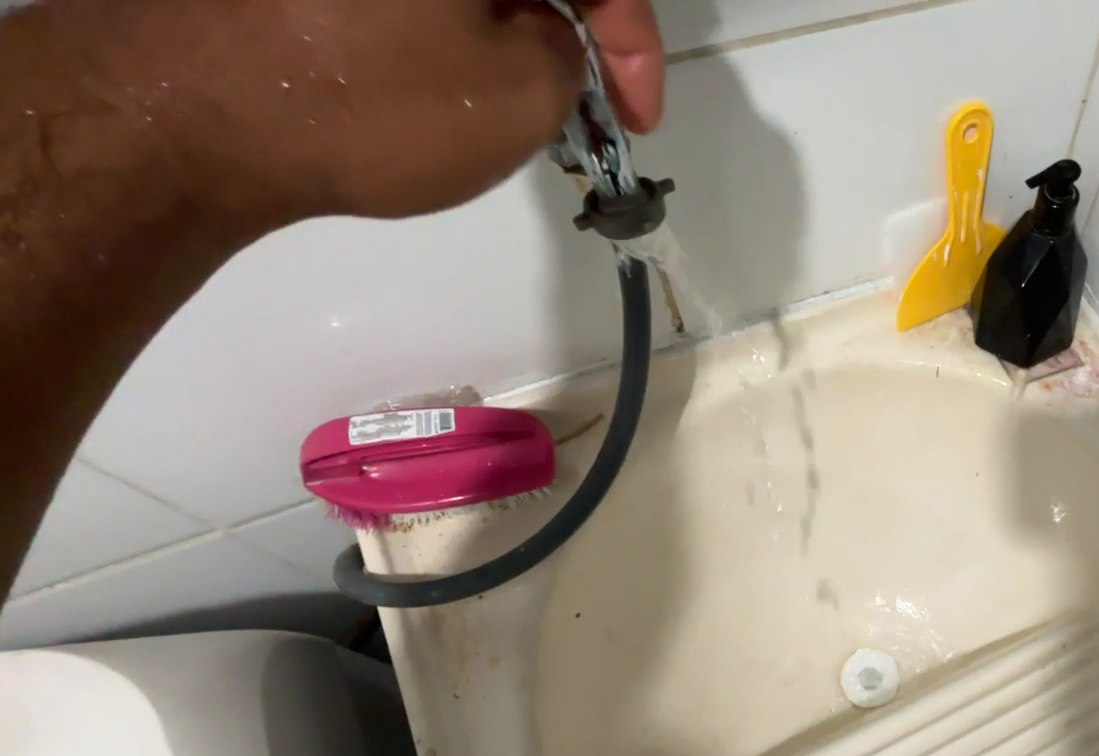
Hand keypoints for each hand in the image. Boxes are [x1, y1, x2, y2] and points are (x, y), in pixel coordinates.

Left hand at [21, 0, 663, 227]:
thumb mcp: (519, 92)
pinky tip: (462, 71)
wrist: (183, 109)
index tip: (639, 116)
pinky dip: (462, 20)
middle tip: (599, 105)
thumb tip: (552, 35)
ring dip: (524, 23)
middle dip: (584, 27)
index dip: (635, 38)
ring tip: (531, 99)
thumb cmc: (372, 101)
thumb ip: (567, 50)